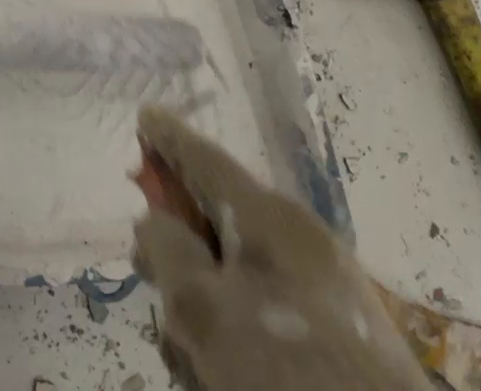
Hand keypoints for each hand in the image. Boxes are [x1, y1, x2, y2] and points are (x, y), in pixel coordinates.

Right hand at [131, 106, 427, 390]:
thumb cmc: (284, 366)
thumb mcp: (201, 306)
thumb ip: (166, 250)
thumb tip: (154, 219)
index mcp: (270, 219)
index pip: (207, 161)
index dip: (169, 139)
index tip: (145, 115)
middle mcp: (300, 239)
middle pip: (215, 220)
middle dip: (176, 247)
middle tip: (149, 277)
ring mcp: (322, 285)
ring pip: (232, 272)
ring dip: (200, 303)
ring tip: (195, 356)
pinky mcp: (335, 328)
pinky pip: (260, 306)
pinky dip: (232, 327)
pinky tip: (222, 371)